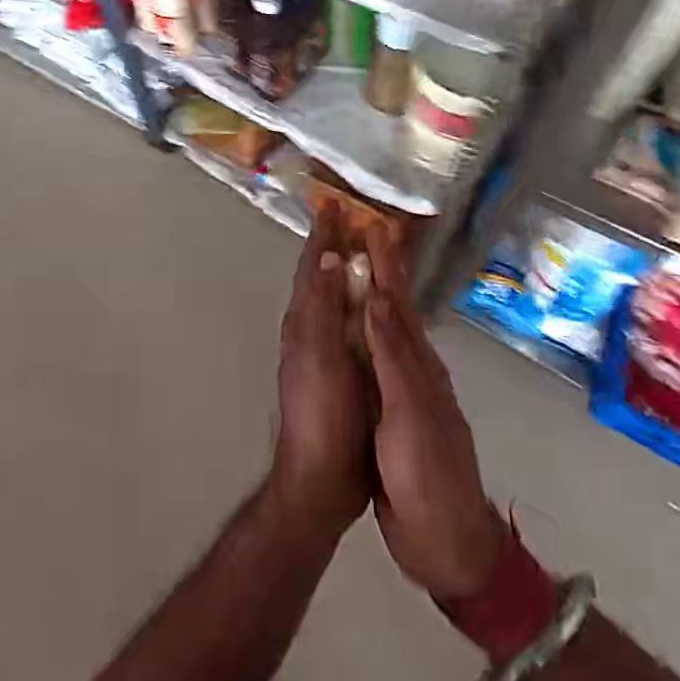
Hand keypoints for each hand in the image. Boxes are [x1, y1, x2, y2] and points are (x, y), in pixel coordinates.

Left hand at [268, 202, 372, 536]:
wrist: (322, 477)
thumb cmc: (323, 415)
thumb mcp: (320, 357)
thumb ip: (322, 308)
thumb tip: (327, 256)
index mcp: (304, 323)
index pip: (311, 266)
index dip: (322, 234)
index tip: (334, 203)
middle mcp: (309, 330)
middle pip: (321, 277)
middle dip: (335, 245)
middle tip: (355, 217)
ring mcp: (324, 351)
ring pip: (335, 297)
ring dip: (347, 269)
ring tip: (367, 249)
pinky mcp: (342, 369)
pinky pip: (349, 321)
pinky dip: (360, 300)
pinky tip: (375, 304)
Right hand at [362, 226, 505, 603]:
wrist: (442, 540)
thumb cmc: (427, 474)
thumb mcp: (411, 415)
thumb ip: (394, 359)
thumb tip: (378, 300)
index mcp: (417, 365)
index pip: (398, 302)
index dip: (387, 263)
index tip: (373, 223)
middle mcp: (412, 369)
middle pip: (395, 308)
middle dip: (382, 269)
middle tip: (363, 231)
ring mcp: (401, 391)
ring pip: (384, 331)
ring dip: (372, 294)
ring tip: (356, 267)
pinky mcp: (387, 413)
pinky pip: (373, 359)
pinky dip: (363, 333)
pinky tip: (353, 331)